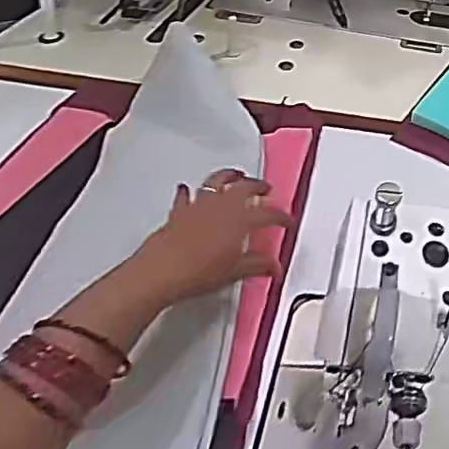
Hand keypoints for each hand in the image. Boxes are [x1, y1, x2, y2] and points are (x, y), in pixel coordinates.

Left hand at [123, 169, 292, 309]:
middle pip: (244, 187)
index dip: (281, 217)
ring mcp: (198, 206)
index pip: (267, 213)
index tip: (287, 220)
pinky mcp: (179, 213)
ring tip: (235, 174)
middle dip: (258, 186)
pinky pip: (186, 196)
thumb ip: (257, 265)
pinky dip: (189, 192)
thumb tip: (272, 266)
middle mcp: (220, 207)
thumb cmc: (196, 271)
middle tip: (266, 188)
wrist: (160, 273)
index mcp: (238, 219)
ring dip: (228, 176)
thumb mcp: (235, 272)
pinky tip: (188, 189)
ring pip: (216, 182)